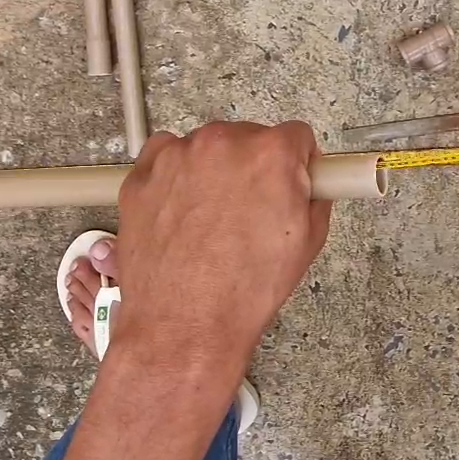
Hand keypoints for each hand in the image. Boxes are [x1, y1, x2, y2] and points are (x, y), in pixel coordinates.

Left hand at [110, 121, 332, 382]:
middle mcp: (224, 144)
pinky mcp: (144, 174)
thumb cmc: (241, 291)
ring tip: (212, 220)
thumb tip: (309, 183)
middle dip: (253, 168)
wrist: (185, 324)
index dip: (297, 162)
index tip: (290, 178)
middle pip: (249, 138)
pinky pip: (166, 157)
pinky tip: (184, 211)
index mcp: (271, 154)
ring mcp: (179, 156)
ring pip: (207, 148)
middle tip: (251, 210)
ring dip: (214, 171)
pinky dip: (175, 176)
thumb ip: (314, 196)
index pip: (295, 136)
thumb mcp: (308, 242)